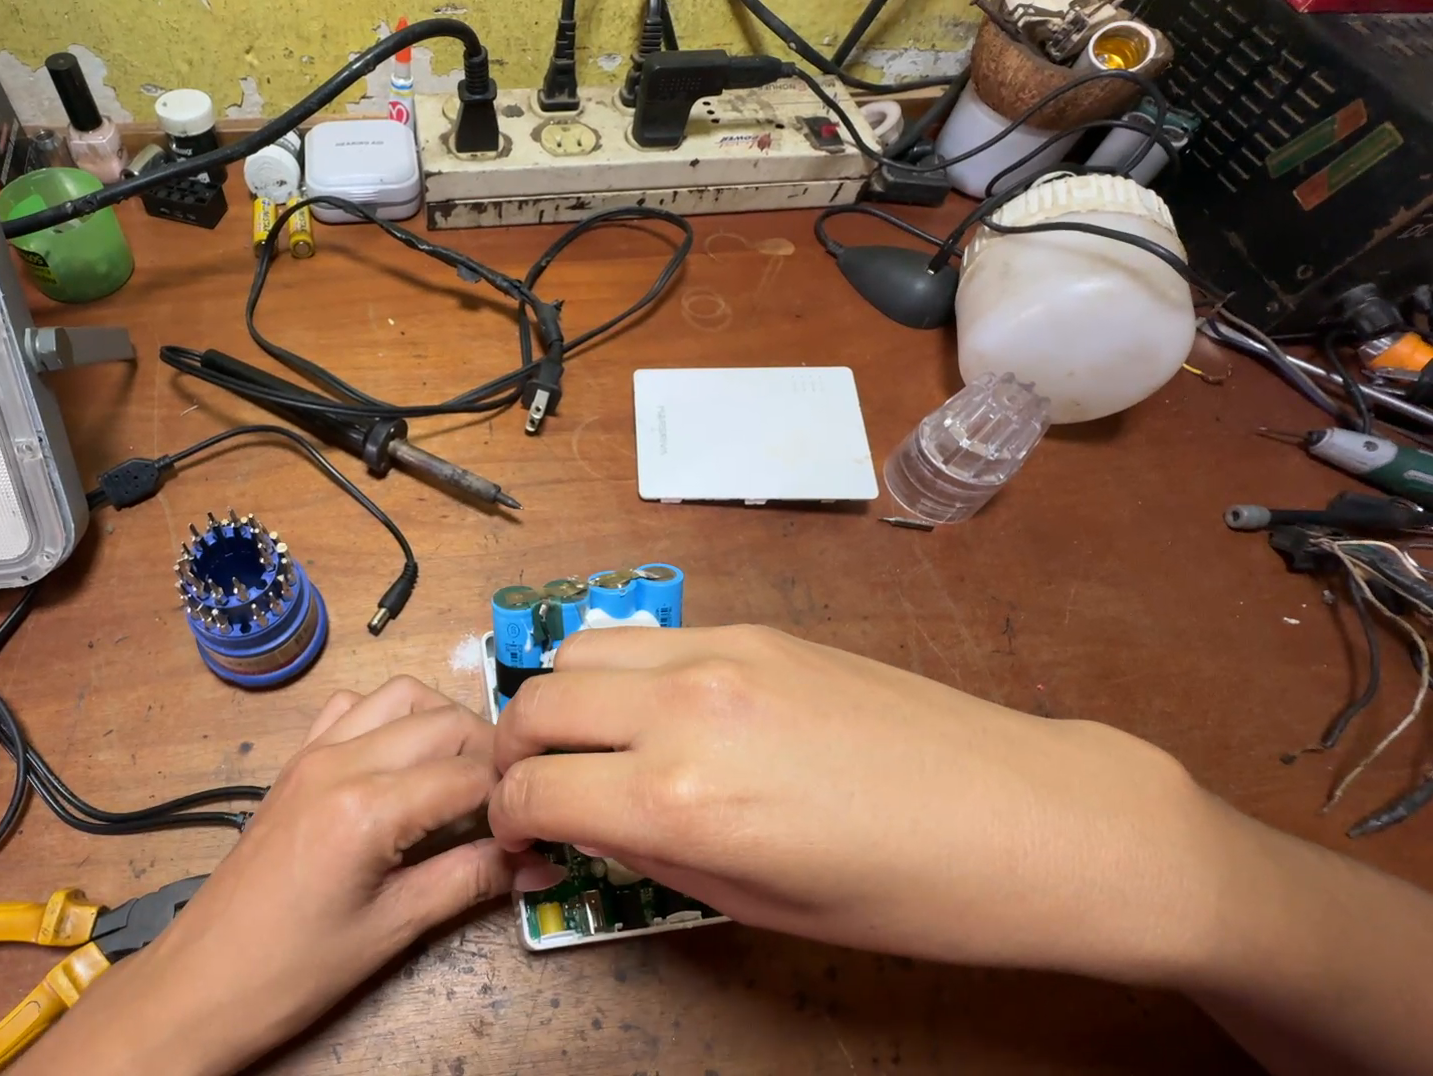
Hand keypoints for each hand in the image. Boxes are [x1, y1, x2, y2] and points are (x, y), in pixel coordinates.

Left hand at [16, 678, 519, 1075]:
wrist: (201, 981)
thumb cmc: (297, 968)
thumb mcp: (393, 929)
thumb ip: (472, 881)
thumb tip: (541, 861)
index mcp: (367, 807)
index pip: (468, 773)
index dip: (512, 794)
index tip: (534, 819)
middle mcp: (341, 758)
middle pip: (442, 720)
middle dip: (487, 750)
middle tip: (508, 796)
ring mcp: (314, 750)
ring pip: (399, 694)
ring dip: (441, 720)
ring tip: (461, 769)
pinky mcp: (296, 758)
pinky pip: (351, 706)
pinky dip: (389, 715)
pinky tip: (398, 757)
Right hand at [487, 624, 1229, 985]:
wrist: (1026, 816)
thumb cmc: (899, 896)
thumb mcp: (753, 905)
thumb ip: (648, 852)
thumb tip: (586, 821)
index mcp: (679, 799)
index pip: (534, 791)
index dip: (508, 819)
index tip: (520, 837)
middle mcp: (679, 708)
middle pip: (534, 704)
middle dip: (511, 752)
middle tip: (534, 787)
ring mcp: (714, 652)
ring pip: (577, 651)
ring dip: (559, 699)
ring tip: (587, 739)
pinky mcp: (749, 629)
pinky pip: (643, 638)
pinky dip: (618, 672)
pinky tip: (655, 708)